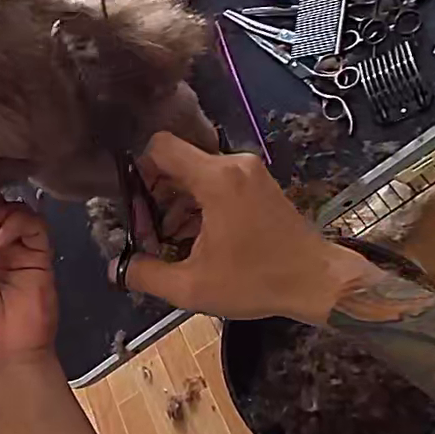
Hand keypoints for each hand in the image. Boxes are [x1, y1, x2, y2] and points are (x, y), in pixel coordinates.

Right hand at [124, 133, 380, 324]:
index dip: (139, 172)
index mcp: (217, 178)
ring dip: (179, 204)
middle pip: (178, 163)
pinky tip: (199, 239)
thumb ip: (146, 275)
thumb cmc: (257, 281)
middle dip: (157, 196)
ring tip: (174, 242)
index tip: (137, 208)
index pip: (160, 146)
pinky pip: (220, 184)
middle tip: (151, 233)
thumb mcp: (192, 287)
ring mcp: (251, 173)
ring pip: (198, 175)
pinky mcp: (261, 185)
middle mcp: (234, 164)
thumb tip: (117, 268)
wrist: (317, 281)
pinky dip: (202, 205)